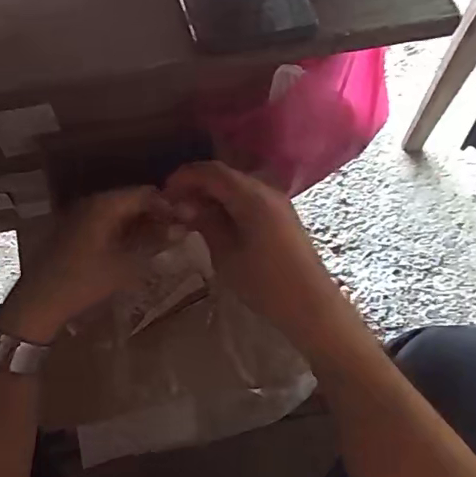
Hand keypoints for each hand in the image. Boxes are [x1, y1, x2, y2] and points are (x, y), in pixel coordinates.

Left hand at [0, 186, 180, 341]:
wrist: (40, 301)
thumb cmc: (84, 281)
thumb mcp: (127, 264)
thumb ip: (156, 242)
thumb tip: (182, 228)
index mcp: (105, 204)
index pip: (146, 193)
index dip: (169, 205)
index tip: (187, 221)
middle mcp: (92, 202)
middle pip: (132, 200)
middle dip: (156, 214)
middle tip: (177, 232)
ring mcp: (80, 215)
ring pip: (119, 212)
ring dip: (141, 224)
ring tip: (161, 242)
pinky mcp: (74, 230)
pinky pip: (106, 222)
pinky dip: (124, 231)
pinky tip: (136, 247)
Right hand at [163, 161, 369, 362]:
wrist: (311, 305)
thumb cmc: (266, 284)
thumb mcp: (227, 255)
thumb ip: (206, 223)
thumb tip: (184, 204)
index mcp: (252, 197)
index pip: (211, 171)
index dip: (184, 177)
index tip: (164, 194)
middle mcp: (267, 190)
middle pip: (225, 174)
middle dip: (197, 185)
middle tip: (174, 205)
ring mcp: (278, 201)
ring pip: (237, 185)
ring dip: (212, 194)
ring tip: (191, 215)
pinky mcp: (282, 215)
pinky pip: (249, 197)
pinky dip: (228, 202)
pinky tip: (216, 221)